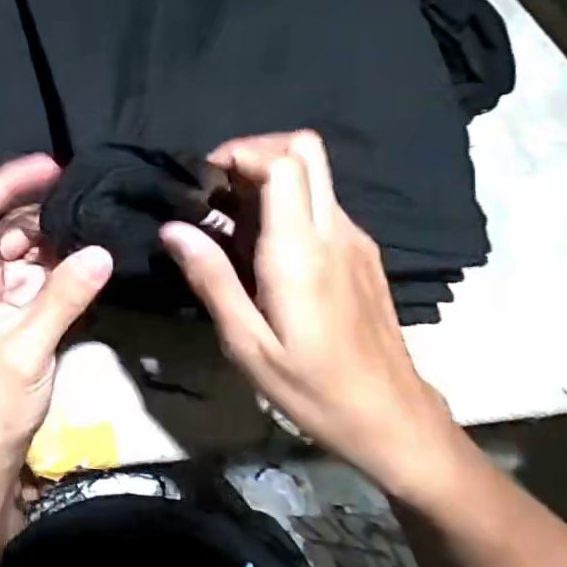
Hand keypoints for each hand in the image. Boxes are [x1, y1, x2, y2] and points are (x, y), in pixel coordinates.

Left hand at [0, 154, 113, 468]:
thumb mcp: (25, 350)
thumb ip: (63, 299)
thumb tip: (102, 252)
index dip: (10, 181)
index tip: (52, 167)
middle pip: (6, 220)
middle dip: (42, 206)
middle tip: (89, 196)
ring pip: (27, 240)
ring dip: (58, 231)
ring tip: (95, 219)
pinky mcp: (21, 301)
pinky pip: (43, 265)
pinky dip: (66, 256)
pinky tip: (91, 248)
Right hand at [160, 131, 461, 496]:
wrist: (392, 417)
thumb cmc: (313, 387)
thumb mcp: (248, 345)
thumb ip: (212, 279)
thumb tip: (174, 229)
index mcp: (302, 250)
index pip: (283, 162)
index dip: (242, 152)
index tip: (206, 176)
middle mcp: (334, 231)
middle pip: (306, 148)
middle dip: (257, 150)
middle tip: (220, 183)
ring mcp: (355, 238)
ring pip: (316, 173)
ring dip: (271, 175)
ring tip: (233, 215)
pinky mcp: (363, 252)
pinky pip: (323, 203)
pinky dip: (289, 201)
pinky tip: (266, 246)